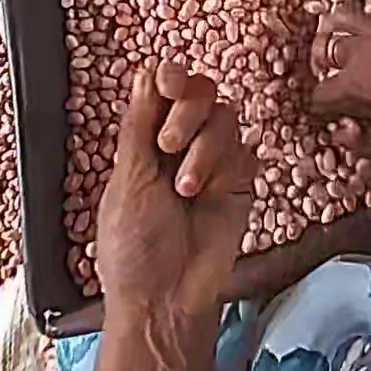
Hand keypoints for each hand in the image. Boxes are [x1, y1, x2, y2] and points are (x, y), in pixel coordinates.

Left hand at [96, 61, 254, 328]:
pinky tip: (206, 194)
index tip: (168, 84)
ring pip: (224, 116)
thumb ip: (140, 126)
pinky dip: (224, 165)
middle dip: (186, 111)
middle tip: (168, 144)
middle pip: (199, 92)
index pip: (164, 88)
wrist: (167, 298)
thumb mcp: (128, 181)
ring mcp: (213, 158)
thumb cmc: (133, 244)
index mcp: (147, 137)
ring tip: (186, 188)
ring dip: (203, 147)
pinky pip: (243, 148)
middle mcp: (183, 141)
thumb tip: (144, 73)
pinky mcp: (239, 178)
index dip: (170, 77)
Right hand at [308, 0, 370, 150]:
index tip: (321, 108)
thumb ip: (367, 136)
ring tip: (336, 39)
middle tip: (329, 77)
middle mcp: (367, 48)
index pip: (325, 90)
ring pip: (346, 17)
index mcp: (360, 78)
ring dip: (336, 28)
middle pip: (330, 51)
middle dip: (323, 65)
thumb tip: (345, 135)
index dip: (320, 102)